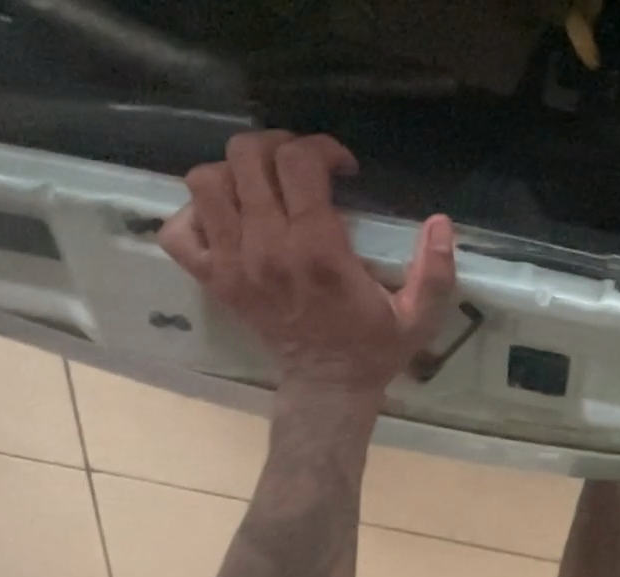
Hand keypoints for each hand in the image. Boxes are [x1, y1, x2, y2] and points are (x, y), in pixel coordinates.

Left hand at [159, 130, 457, 401]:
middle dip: (277, 147)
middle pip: (246, 158)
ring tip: (264, 187)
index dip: (322, 148)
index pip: (299, 163)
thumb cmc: (374, 348)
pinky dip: (194, 214)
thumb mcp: (419, 316)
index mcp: (318, 250)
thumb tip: (441, 222)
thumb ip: (436, 271)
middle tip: (301, 167)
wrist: (328, 387)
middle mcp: (267, 248)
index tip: (343, 168)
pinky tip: (226, 219)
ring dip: (234, 173)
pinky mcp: (214, 280)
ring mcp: (233, 264)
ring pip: (206, 182)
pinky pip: (178, 230)